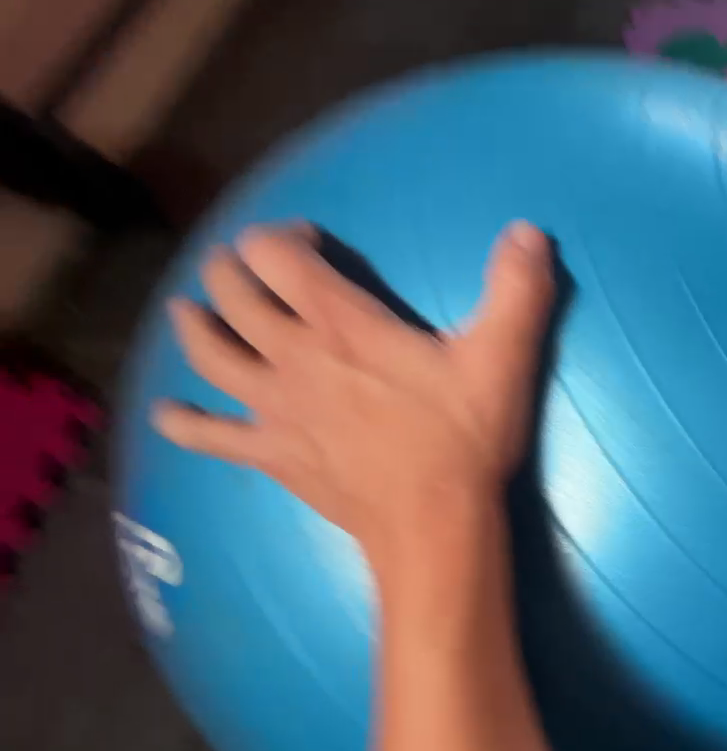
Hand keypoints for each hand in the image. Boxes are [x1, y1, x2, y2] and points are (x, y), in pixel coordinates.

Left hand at [153, 221, 554, 565]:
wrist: (436, 520)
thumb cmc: (468, 437)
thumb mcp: (505, 360)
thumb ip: (518, 292)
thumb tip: (529, 230)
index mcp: (342, 326)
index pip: (277, 255)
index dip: (285, 236)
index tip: (314, 241)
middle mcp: (291, 356)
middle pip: (232, 293)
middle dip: (235, 269)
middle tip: (258, 269)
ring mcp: (273, 407)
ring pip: (207, 352)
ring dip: (197, 324)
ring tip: (197, 311)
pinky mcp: (271, 452)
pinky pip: (206, 433)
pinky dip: (184, 419)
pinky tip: (173, 411)